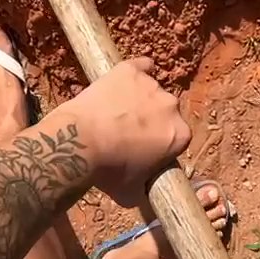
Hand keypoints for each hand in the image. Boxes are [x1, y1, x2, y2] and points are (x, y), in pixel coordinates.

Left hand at [52, 58, 189, 206]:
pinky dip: (139, 70)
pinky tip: (128, 78)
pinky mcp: (130, 68)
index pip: (178, 137)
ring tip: (116, 111)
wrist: (79, 143)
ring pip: (151, 90)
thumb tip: (145, 189)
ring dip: (140, 99)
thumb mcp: (134, 193)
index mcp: (180, 135)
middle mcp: (171, 106)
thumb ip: (148, 186)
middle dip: (153, 120)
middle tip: (129, 131)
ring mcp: (151, 84)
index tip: (146, 149)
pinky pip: (142, 65)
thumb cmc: (107, 171)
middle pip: (166, 112)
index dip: (162, 144)